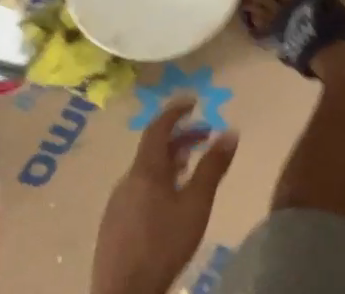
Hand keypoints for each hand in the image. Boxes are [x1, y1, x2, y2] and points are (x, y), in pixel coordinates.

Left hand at [93, 96, 238, 293]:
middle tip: (205, 136)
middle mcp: (126, 182)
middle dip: (180, 138)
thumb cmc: (164, 244)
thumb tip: (230, 132)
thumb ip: (213, 167)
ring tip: (193, 166)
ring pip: (146, 171)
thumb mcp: (197, 203)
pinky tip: (173, 199)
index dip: (175, 112)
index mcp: (145, 172)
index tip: (194, 101)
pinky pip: (139, 189)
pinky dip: (159, 180)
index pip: (157, 129)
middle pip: (152, 150)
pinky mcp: (114, 225)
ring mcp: (117, 205)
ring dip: (171, 161)